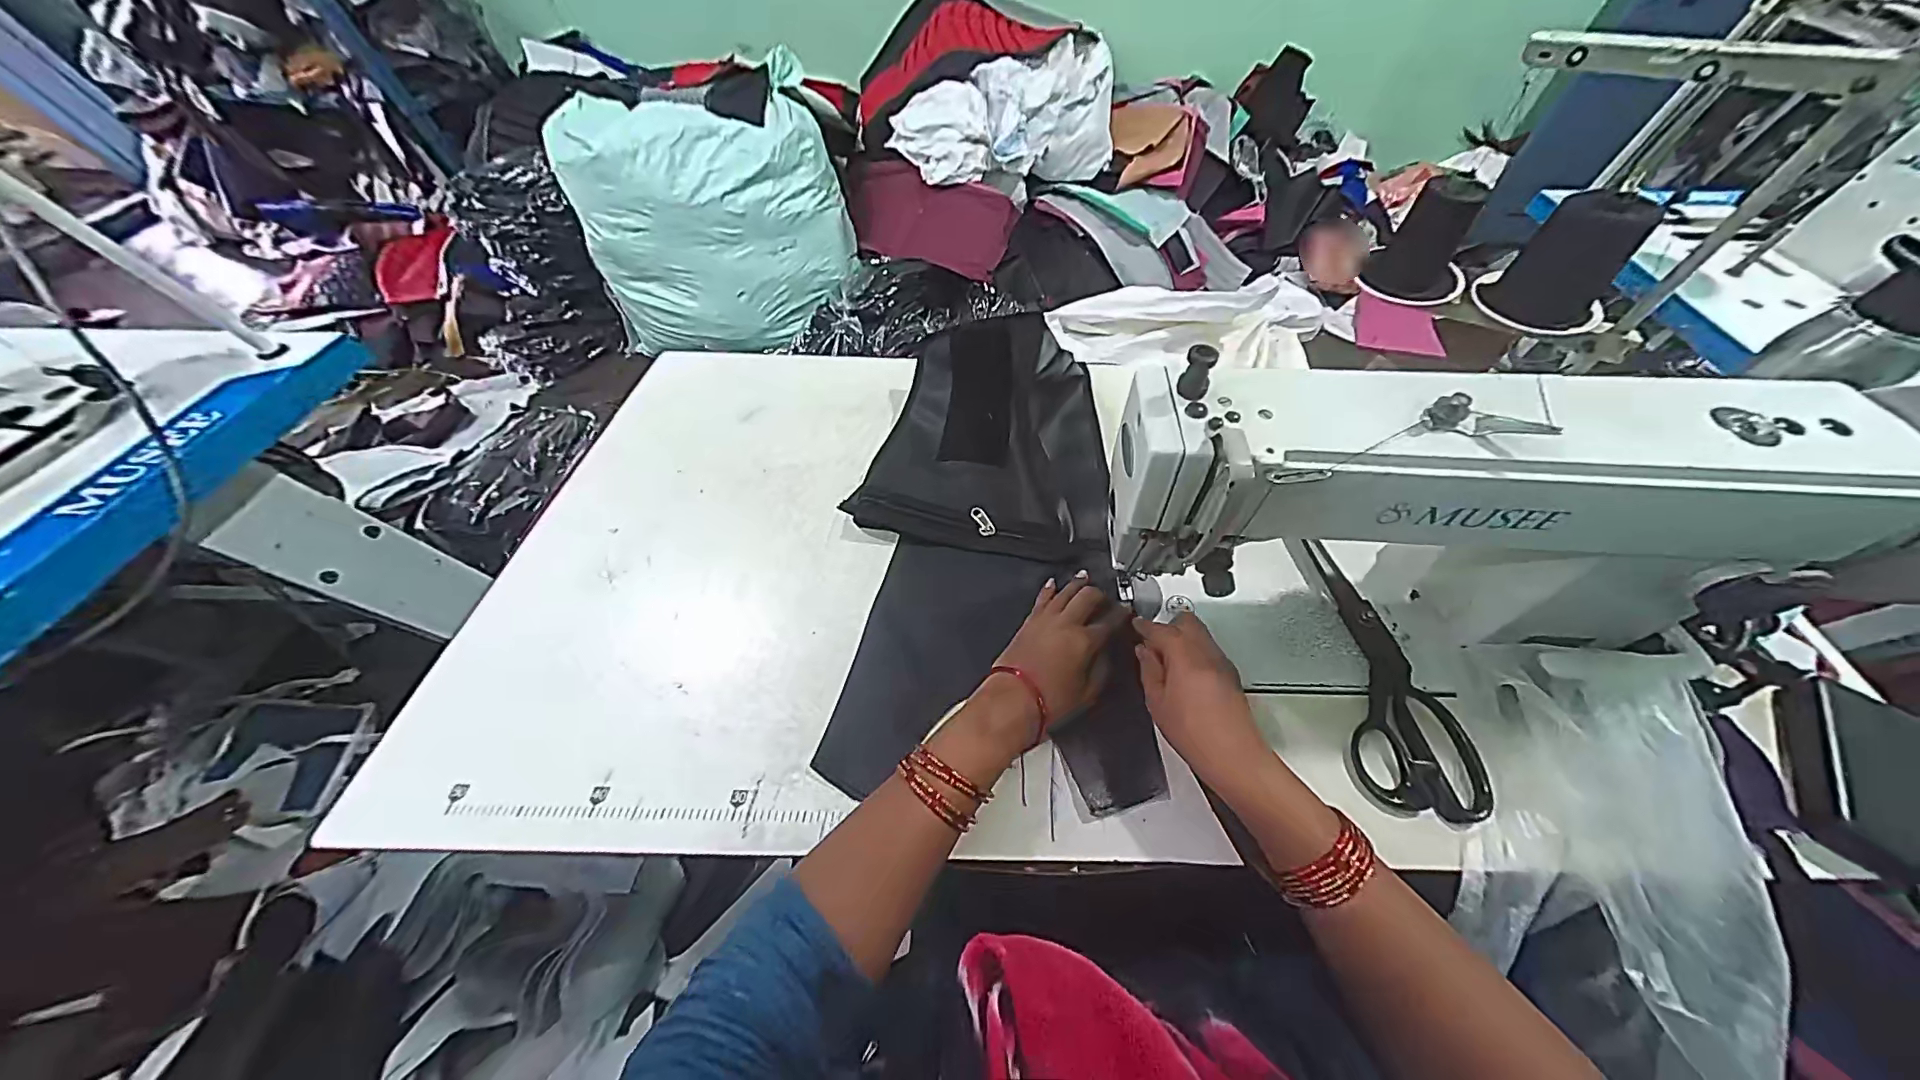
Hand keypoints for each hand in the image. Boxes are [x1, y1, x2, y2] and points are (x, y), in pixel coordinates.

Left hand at [991, 572, 1129, 736]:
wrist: (1013, 698)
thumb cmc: (1048, 700)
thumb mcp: (1087, 692)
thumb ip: (1101, 669)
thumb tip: (1104, 656)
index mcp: (1085, 641)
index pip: (1110, 621)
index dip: (1121, 614)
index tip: (1126, 611)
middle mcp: (1066, 624)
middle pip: (1089, 597)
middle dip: (1102, 595)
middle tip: (1107, 598)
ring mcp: (1046, 620)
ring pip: (1066, 592)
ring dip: (1078, 584)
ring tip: (1086, 578)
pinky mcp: (1029, 622)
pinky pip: (1042, 599)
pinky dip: (1050, 589)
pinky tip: (1053, 583)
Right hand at [1134, 613, 1270, 790]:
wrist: (1233, 756)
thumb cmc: (1196, 735)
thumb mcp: (1157, 702)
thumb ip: (1148, 670)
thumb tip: (1144, 653)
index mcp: (1186, 656)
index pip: (1161, 629)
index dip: (1144, 626)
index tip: (1136, 625)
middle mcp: (1208, 653)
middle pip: (1186, 621)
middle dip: (1167, 625)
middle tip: (1151, 641)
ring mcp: (1222, 661)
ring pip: (1200, 633)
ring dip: (1182, 638)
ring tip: (1165, 658)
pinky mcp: (1230, 673)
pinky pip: (1209, 648)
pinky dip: (1194, 650)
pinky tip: (1182, 670)